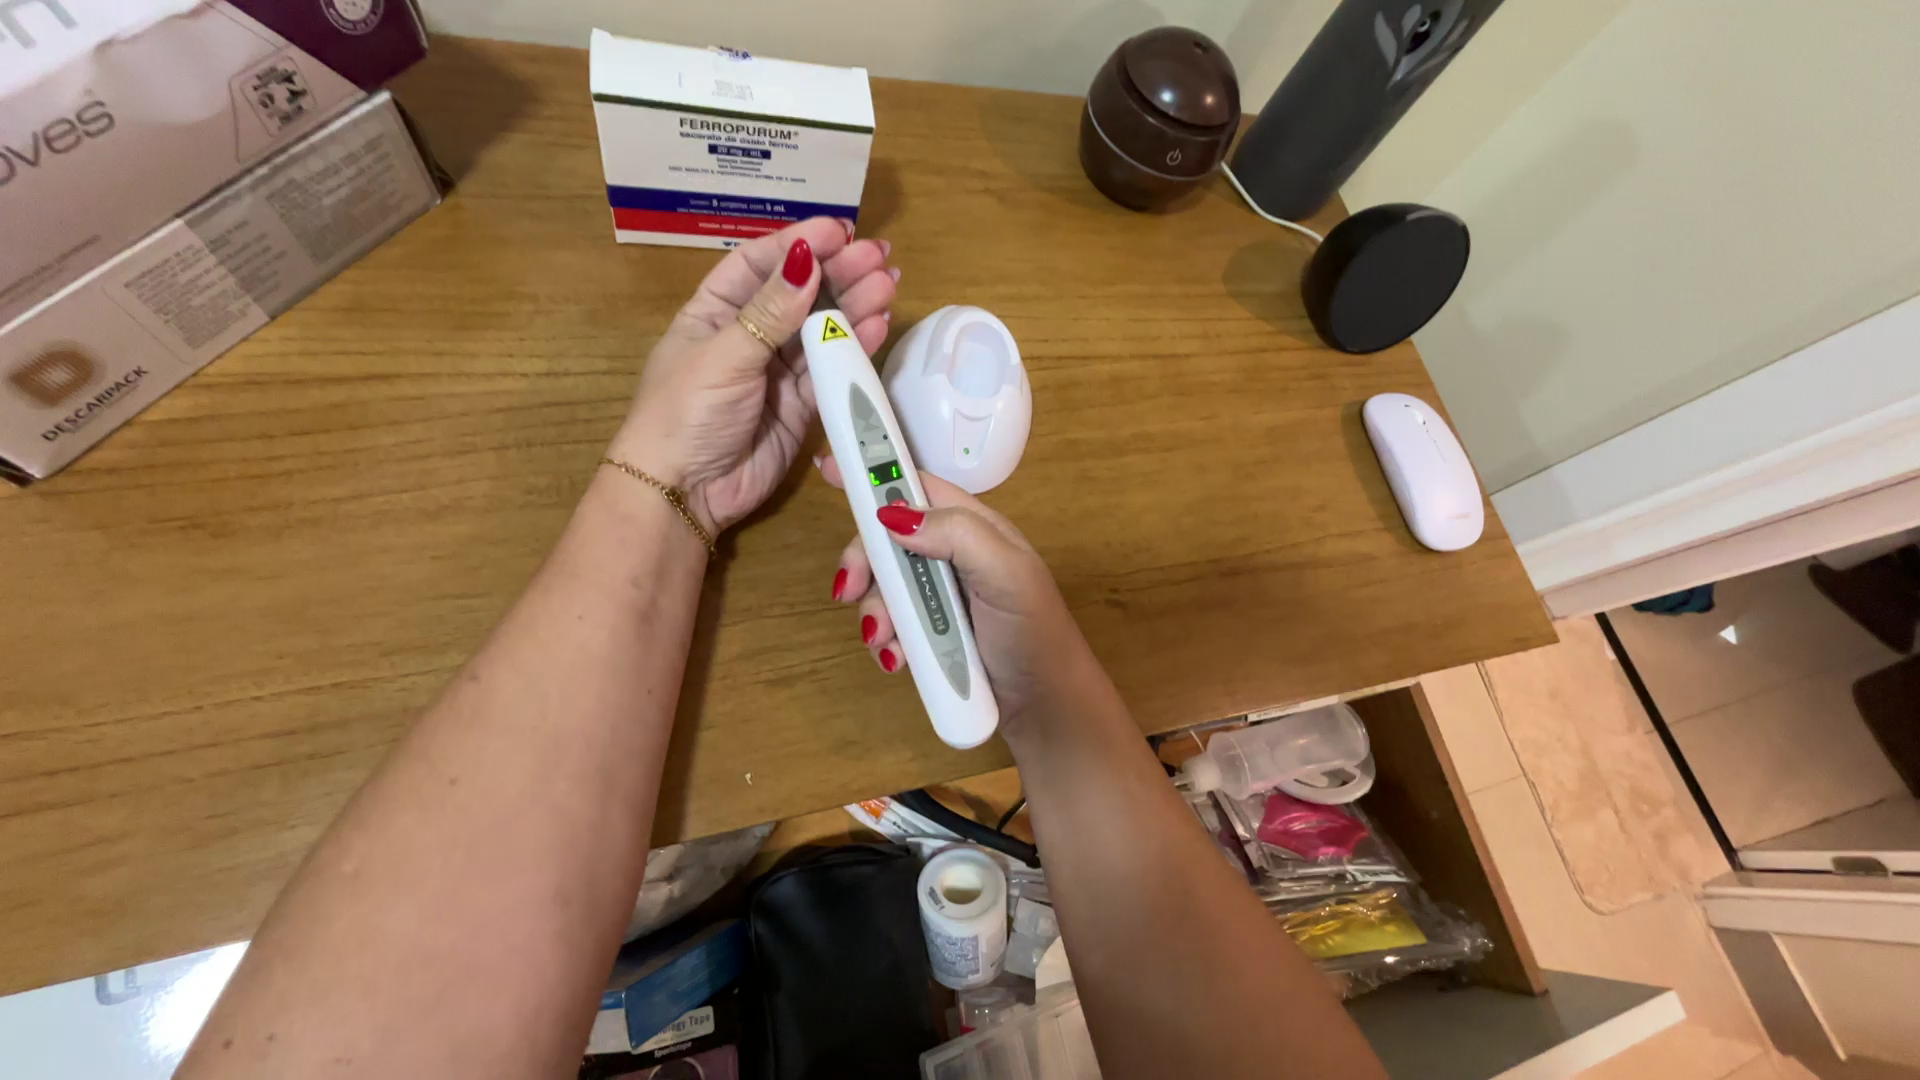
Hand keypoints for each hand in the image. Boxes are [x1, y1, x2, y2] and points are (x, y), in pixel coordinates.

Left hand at [609, 218, 897, 532]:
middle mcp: (749, 335)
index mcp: (715, 311)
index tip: (839, 230)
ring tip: (888, 285)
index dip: (799, 244)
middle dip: (838, 272)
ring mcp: (778, 372)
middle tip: (879, 256)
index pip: (760, 264)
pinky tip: (878, 326)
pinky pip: (831, 372)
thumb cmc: (686, 412)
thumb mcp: (723, 354)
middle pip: (800, 294)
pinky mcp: (802, 407)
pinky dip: (854, 350)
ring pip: (822, 331)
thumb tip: (807, 259)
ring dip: (855, 307)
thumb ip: (770, 312)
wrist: (684, 492)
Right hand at [820, 459, 1096, 728]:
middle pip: (887, 539)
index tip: (828, 467)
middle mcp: (951, 555)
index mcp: (973, 528)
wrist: (1044, 708)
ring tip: (884, 642)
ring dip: (873, 611)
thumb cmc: (1034, 634)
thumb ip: (957, 535)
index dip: (876, 475)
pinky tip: (895, 660)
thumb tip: (892, 515)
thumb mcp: (1006, 575)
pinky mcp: (929, 633)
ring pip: (882, 586)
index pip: (917, 488)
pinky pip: (890, 624)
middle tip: (847, 592)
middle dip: (864, 563)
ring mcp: (938, 596)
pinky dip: (885, 640)